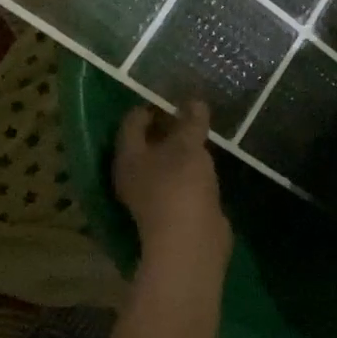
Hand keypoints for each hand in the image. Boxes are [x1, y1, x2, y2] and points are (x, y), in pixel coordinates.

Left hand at [113, 102, 231, 265]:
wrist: (190, 243)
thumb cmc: (179, 187)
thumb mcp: (188, 146)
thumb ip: (190, 122)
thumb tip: (195, 101)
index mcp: (128, 156)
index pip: (132, 121)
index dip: (151, 105)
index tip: (174, 94)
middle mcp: (134, 174)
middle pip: (146, 142)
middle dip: (167, 125)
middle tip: (192, 109)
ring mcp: (152, 194)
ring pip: (164, 161)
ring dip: (180, 147)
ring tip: (203, 130)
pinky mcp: (172, 208)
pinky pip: (179, 178)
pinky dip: (190, 167)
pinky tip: (208, 159)